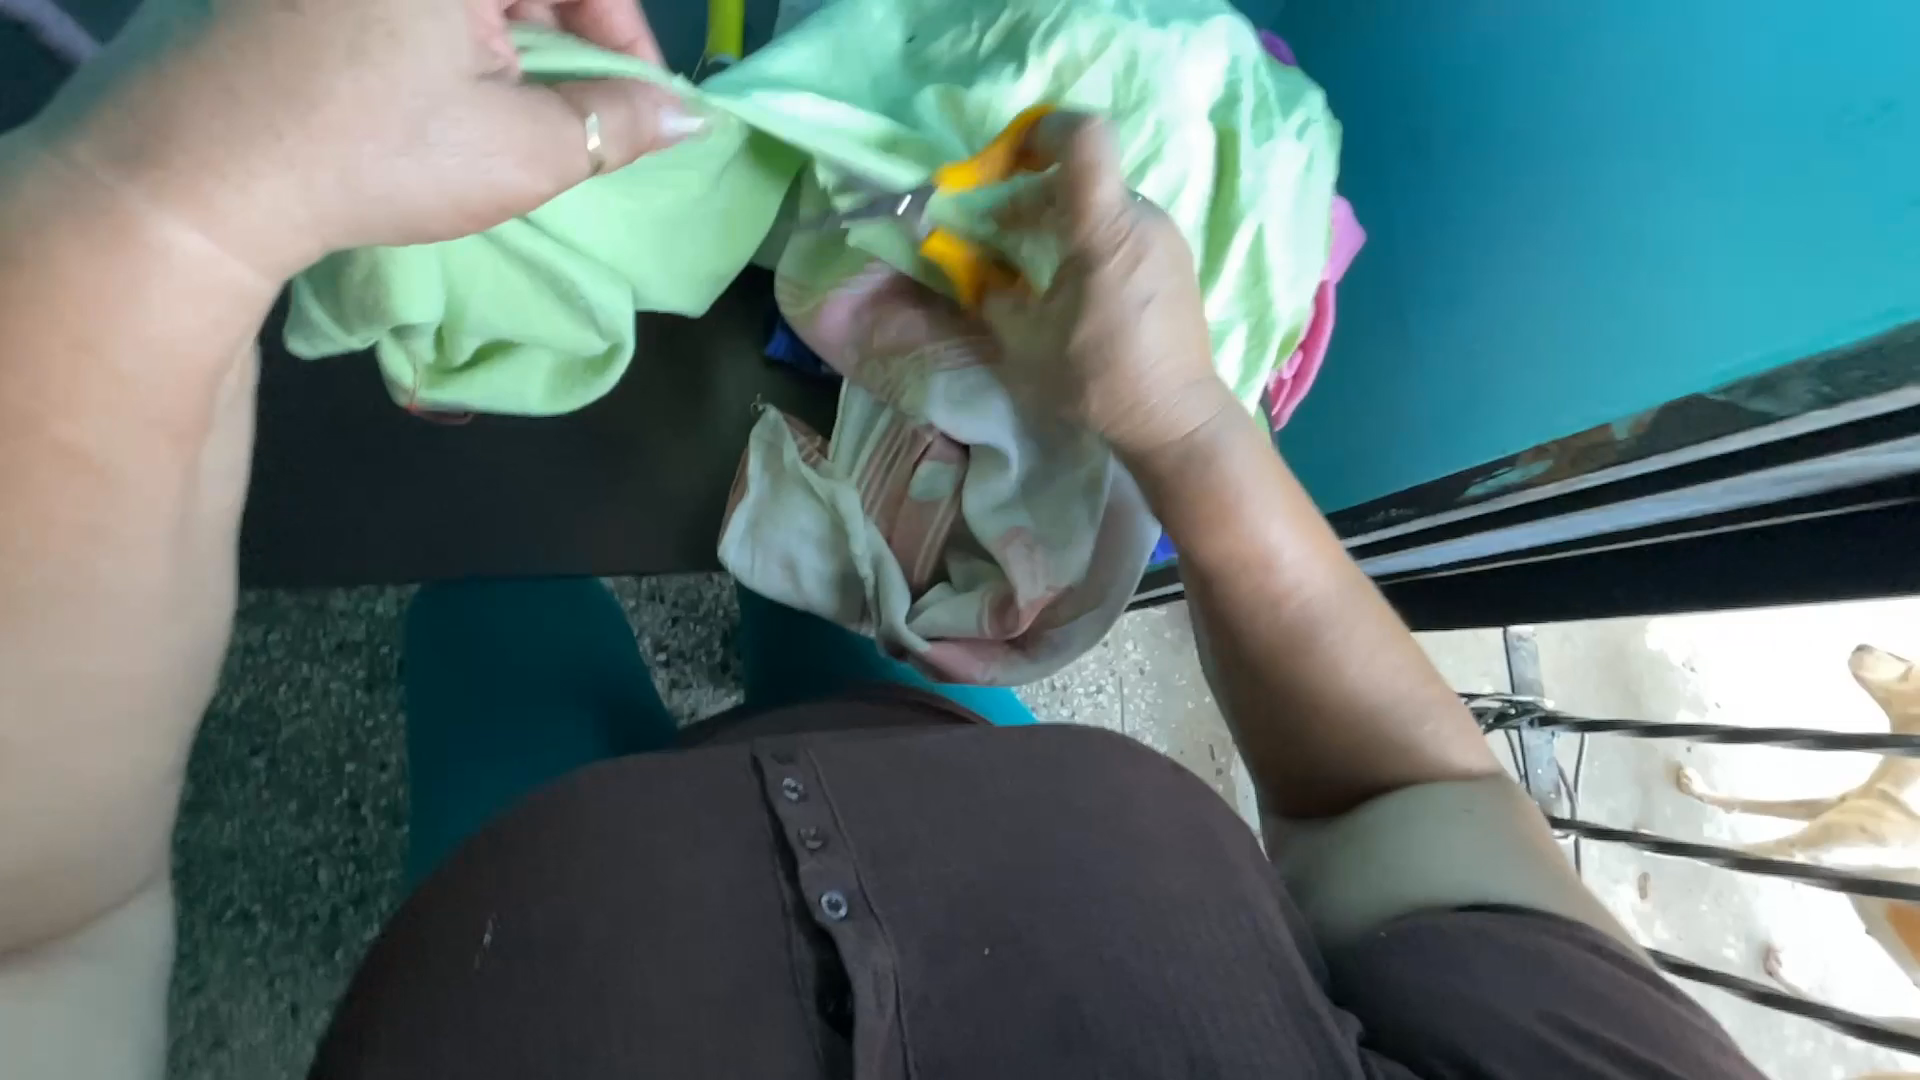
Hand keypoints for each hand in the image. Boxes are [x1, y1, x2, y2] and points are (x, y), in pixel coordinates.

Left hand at [29, 0, 700, 281]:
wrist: (207, 168)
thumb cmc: (386, 153)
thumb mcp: (528, 149)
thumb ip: (621, 125)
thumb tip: (694, 117)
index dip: (628, 38)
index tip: (644, 104)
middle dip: (574, 47)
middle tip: (582, 121)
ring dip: (521, 51)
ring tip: (518, 120)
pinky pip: (427, 7)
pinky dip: (464, 44)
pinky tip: (458, 98)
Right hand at [981, 112, 1232, 459]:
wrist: (1176, 420)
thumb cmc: (1099, 381)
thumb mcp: (1028, 344)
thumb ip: (992, 297)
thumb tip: (972, 273)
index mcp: (1107, 229)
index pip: (1084, 136)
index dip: (1042, 131)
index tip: (1006, 163)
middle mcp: (1144, 220)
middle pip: (1086, 176)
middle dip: (1034, 193)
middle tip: (999, 233)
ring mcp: (1166, 241)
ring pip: (1106, 206)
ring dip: (1062, 221)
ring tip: (1033, 266)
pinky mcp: (1176, 265)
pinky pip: (1127, 232)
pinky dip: (1091, 241)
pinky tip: (1072, 287)